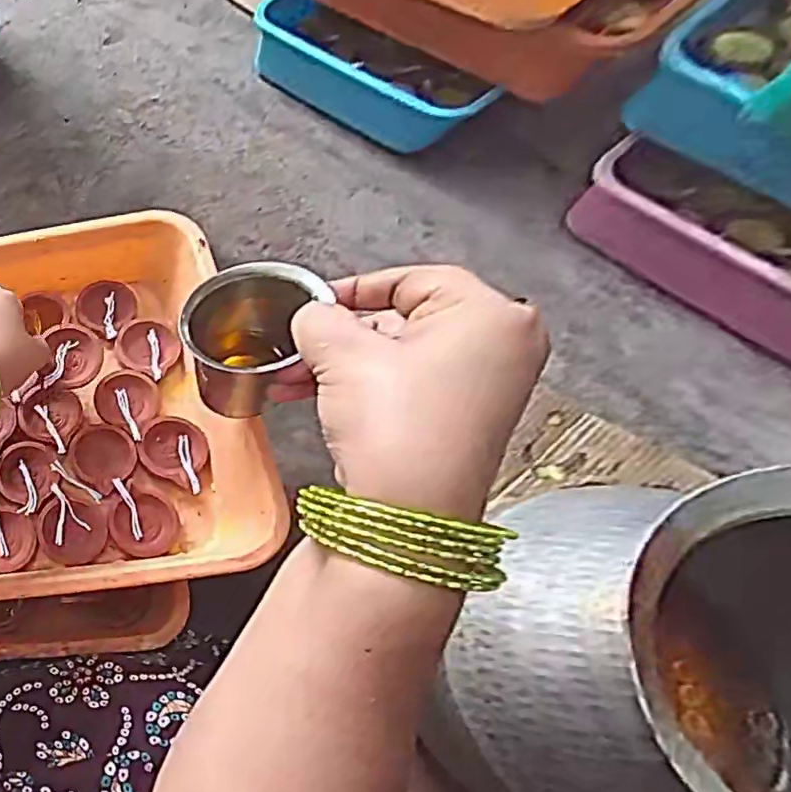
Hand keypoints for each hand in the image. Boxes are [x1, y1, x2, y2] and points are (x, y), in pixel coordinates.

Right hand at [270, 266, 548, 520]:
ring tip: (293, 375)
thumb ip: (320, 319)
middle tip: (297, 347)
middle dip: (336, 335)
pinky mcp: (453, 416)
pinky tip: (312, 393)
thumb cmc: (399, 434)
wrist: (406, 512)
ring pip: (391, 354)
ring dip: (334, 362)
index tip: (315, 303)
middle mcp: (497, 347)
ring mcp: (478, 386)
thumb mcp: (344, 357)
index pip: (412, 279)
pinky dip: (353, 384)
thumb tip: (311, 314)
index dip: (354, 288)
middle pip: (399, 318)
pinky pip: (396, 383)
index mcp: (491, 317)